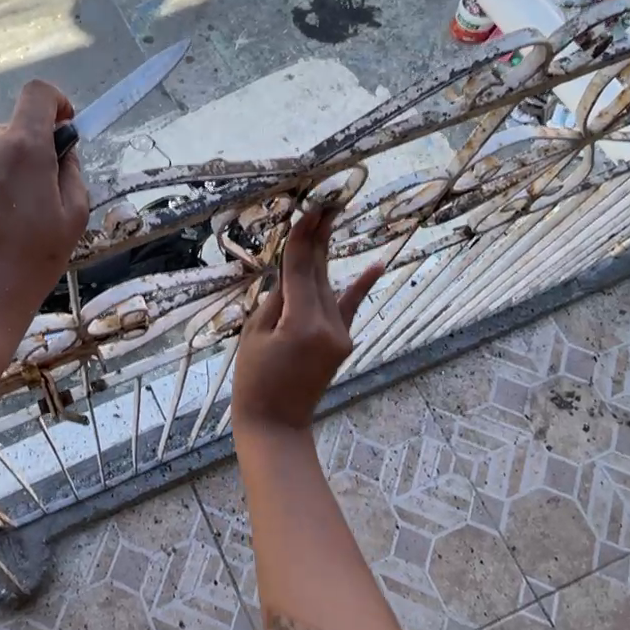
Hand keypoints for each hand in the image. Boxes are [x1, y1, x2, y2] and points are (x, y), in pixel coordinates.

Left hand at [0, 80, 90, 343]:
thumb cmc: (29, 267)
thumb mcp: (72, 220)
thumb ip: (70, 172)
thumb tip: (60, 149)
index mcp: (22, 149)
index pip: (38, 94)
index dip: (53, 104)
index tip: (58, 124)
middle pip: (4, 135)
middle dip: (18, 159)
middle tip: (23, 205)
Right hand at [232, 208, 382, 434]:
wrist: (276, 424)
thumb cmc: (253, 382)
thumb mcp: (253, 335)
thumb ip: (274, 302)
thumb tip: (289, 275)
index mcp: (301, 323)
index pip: (301, 270)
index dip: (303, 238)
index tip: (309, 211)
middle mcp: (328, 325)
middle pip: (320, 272)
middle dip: (320, 237)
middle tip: (324, 204)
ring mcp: (340, 335)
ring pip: (330, 287)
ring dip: (327, 255)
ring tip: (329, 221)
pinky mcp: (342, 343)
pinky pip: (349, 309)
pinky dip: (361, 287)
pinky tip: (377, 265)